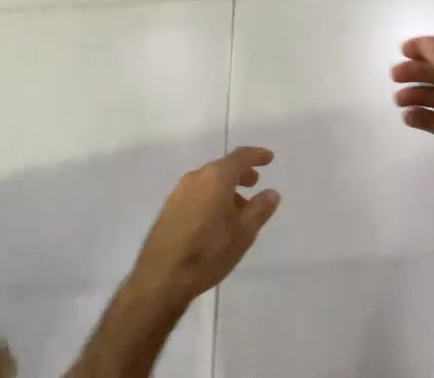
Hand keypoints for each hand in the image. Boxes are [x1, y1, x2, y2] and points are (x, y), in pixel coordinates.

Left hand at [127, 147, 280, 309]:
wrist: (162, 278)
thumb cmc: (209, 252)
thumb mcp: (243, 233)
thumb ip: (260, 209)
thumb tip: (271, 192)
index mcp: (216, 177)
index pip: (240, 157)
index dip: (256, 155)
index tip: (269, 158)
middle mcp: (196, 178)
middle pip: (222, 168)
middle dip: (240, 174)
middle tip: (254, 183)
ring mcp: (178, 193)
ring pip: (208, 182)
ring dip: (225, 189)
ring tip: (237, 209)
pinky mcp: (168, 210)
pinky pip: (196, 194)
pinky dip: (210, 198)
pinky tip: (215, 221)